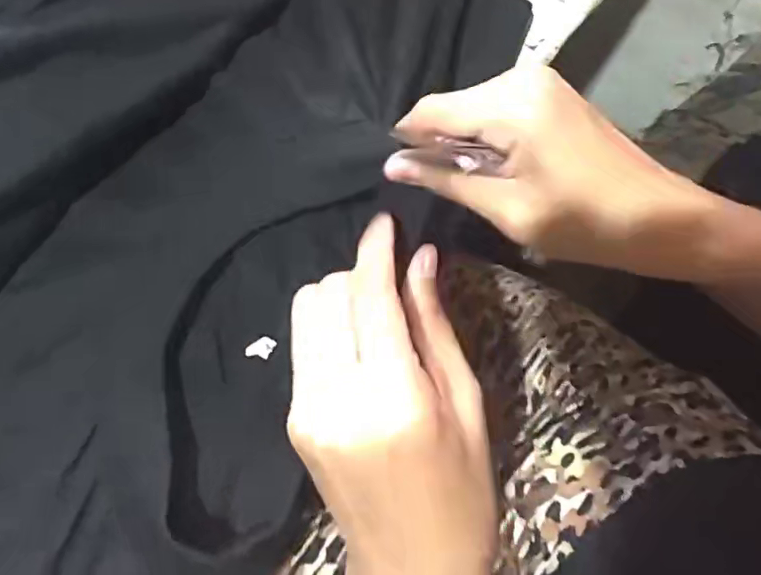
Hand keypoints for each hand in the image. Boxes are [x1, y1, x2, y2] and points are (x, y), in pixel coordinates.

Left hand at [287, 215, 495, 574]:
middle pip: (329, 293)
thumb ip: (435, 323)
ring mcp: (306, 411)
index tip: (386, 221)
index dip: (376, 249)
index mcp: (392, 396)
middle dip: (360, 273)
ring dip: (341, 295)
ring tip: (377, 313)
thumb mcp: (465, 401)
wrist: (412, 570)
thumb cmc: (462, 487)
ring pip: (307, 310)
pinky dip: (330, 325)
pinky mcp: (295, 421)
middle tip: (396, 283)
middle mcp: (336, 398)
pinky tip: (360, 344)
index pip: (370, 296)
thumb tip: (422, 258)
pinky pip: (305, 343)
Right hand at [384, 64, 709, 279]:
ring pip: (475, 104)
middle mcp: (522, 77)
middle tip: (448, 187)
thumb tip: (394, 165)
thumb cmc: (585, 223)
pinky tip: (503, 164)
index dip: (408, 139)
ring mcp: (541, 79)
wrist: (662, 215)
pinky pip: (500, 104)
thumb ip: (447, 181)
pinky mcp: (552, 89)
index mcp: (511, 103)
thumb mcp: (509, 210)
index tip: (398, 172)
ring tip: (480, 181)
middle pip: (453, 104)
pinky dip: (490, 132)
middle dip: (440, 142)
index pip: (431, 110)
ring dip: (466, 139)